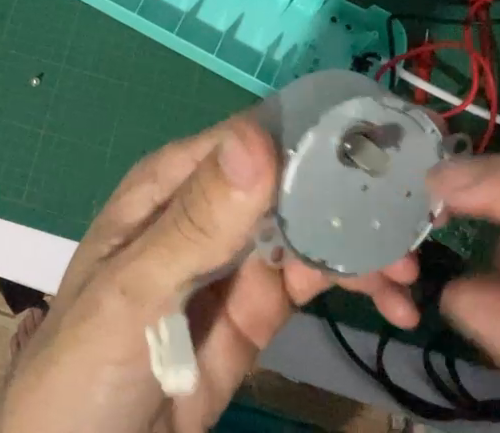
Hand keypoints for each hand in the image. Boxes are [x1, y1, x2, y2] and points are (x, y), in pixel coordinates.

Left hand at [0, 115, 421, 432]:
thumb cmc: (87, 361)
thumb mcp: (138, 290)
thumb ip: (196, 223)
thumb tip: (256, 139)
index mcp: (170, 185)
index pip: (249, 142)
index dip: (312, 141)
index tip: (379, 152)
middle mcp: (207, 211)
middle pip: (288, 185)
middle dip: (349, 200)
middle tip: (411, 224)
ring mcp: (232, 262)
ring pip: (307, 233)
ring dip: (359, 246)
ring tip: (407, 275)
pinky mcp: (254, 312)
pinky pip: (309, 284)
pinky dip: (352, 286)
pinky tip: (390, 302)